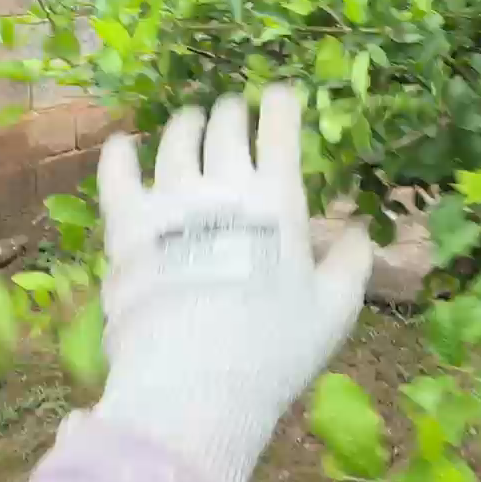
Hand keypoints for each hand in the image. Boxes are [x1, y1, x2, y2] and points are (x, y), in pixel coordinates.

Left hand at [82, 85, 374, 481]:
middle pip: (226, 123)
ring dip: (187, 122)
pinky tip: (125, 144)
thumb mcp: (334, 309)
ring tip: (191, 120)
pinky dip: (121, 154)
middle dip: (234, 110)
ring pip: (177, 138)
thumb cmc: (273, 349)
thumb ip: (353, 262)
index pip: (279, 127)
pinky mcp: (128, 224)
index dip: (280, 103)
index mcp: (276, 196)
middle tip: (235, 112)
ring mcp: (172, 199)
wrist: (194, 387)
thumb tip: (362, 230)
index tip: (279, 95)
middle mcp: (223, 184)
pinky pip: (118, 174)